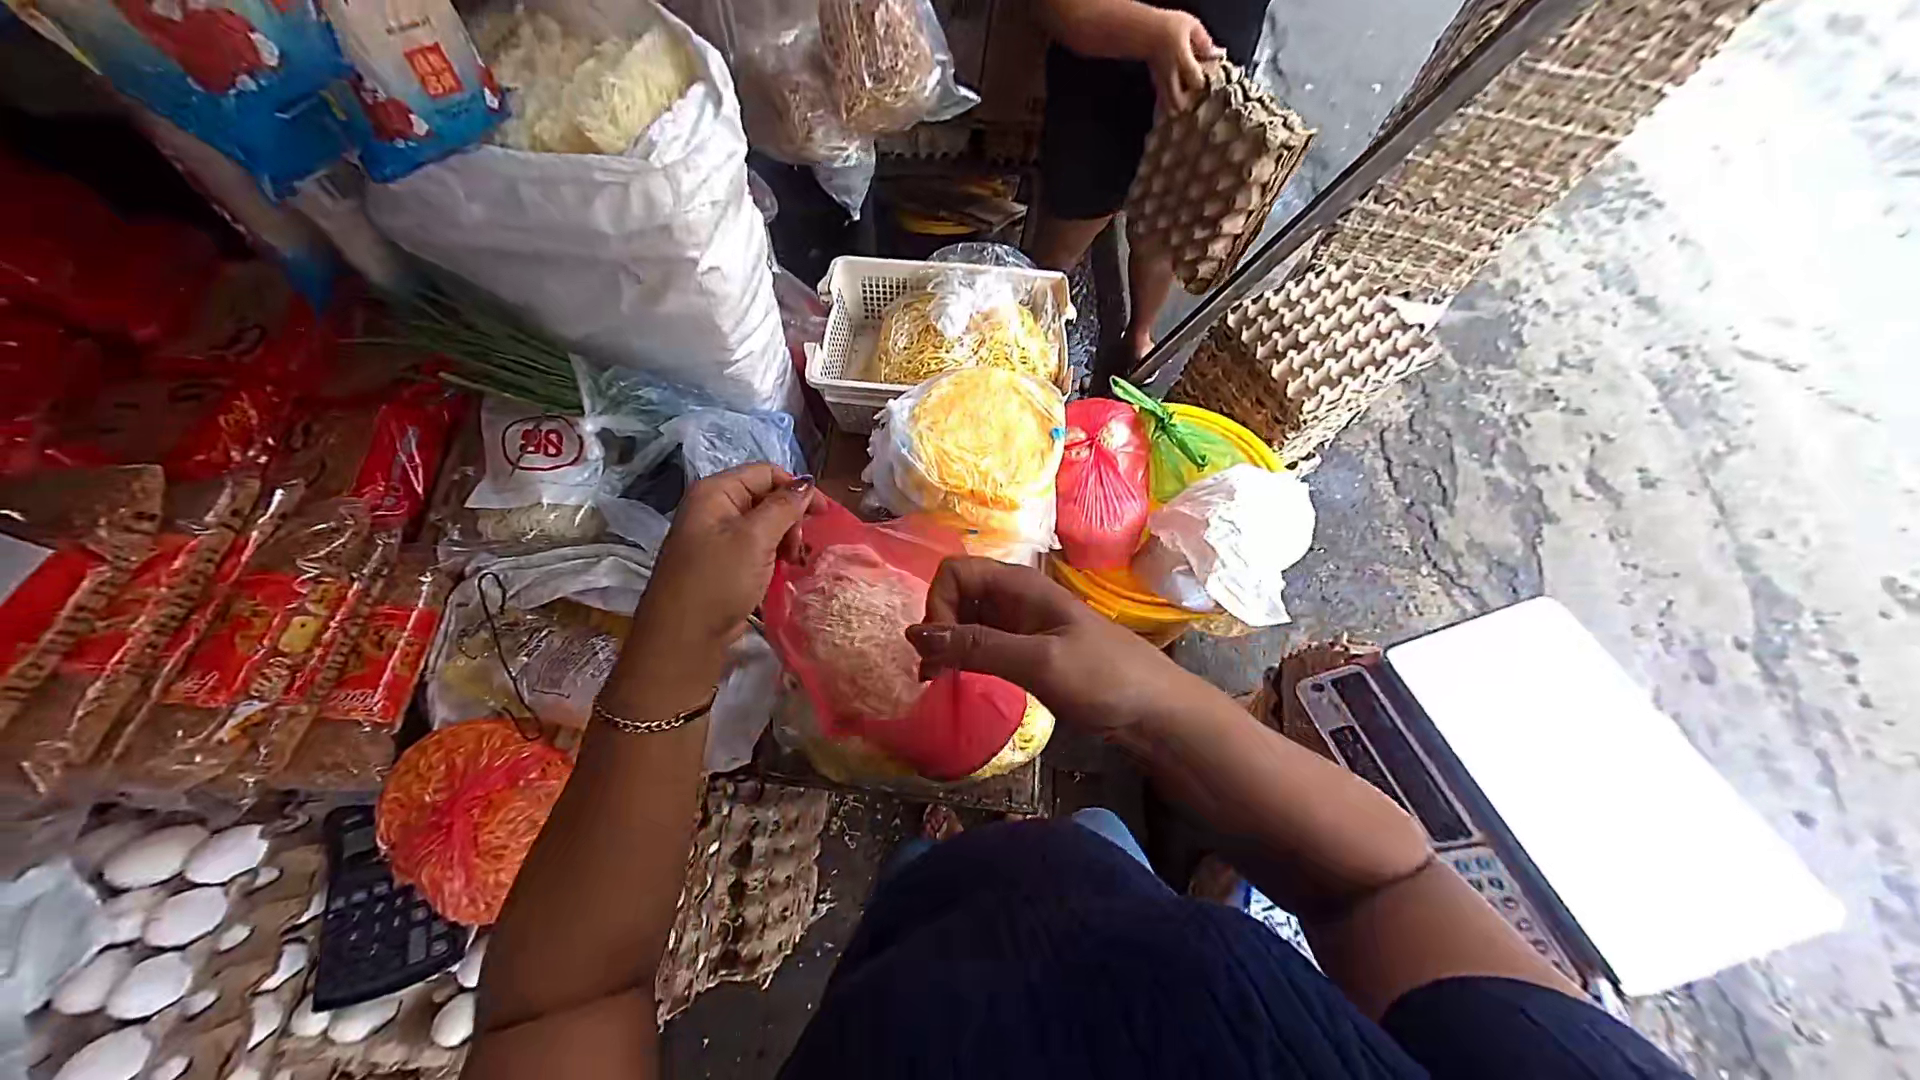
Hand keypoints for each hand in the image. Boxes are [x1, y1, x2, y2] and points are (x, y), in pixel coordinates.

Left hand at [628, 465, 818, 677]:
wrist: (684, 636)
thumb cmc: (718, 580)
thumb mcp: (755, 539)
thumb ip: (783, 507)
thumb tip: (807, 483)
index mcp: (715, 492)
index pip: (766, 473)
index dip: (797, 489)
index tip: (822, 515)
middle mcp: (714, 508)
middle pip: (766, 497)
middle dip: (791, 518)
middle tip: (798, 547)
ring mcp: (716, 536)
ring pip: (765, 524)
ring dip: (785, 539)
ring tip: (792, 562)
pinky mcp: (722, 561)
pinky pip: (756, 547)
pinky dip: (773, 555)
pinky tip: (781, 571)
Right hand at [905, 557, 1213, 734]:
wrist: (1154, 711)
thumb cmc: (1103, 678)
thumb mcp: (1038, 661)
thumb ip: (977, 647)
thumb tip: (914, 634)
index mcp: (1020, 585)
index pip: (955, 572)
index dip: (939, 604)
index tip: (941, 647)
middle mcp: (1014, 598)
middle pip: (956, 594)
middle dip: (938, 627)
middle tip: (932, 672)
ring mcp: (1019, 625)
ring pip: (965, 621)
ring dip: (946, 645)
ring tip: (937, 680)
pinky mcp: (1025, 651)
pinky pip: (982, 644)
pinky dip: (963, 659)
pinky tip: (957, 681)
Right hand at [1143, 10, 1221, 112]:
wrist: (1146, 32)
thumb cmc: (1170, 26)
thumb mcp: (1191, 26)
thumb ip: (1204, 41)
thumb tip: (1216, 54)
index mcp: (1181, 59)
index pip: (1195, 81)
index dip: (1203, 83)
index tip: (1207, 78)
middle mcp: (1170, 75)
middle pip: (1178, 102)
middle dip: (1187, 104)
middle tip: (1195, 96)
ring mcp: (1160, 83)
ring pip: (1167, 107)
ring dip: (1176, 108)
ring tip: (1184, 103)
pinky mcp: (1155, 85)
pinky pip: (1161, 103)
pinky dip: (1167, 106)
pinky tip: (1173, 101)